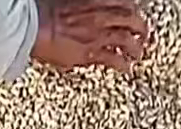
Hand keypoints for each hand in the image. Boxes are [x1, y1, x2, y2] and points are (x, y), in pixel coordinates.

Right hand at [32, 0, 149, 71]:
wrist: (36, 26)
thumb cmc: (45, 14)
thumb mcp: (67, 2)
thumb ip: (81, 8)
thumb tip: (82, 13)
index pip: (121, 0)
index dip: (131, 8)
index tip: (134, 12)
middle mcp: (99, 14)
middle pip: (129, 18)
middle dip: (140, 26)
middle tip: (144, 34)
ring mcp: (97, 34)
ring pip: (126, 39)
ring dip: (136, 47)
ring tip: (138, 54)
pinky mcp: (91, 53)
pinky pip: (114, 59)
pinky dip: (123, 64)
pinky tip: (127, 68)